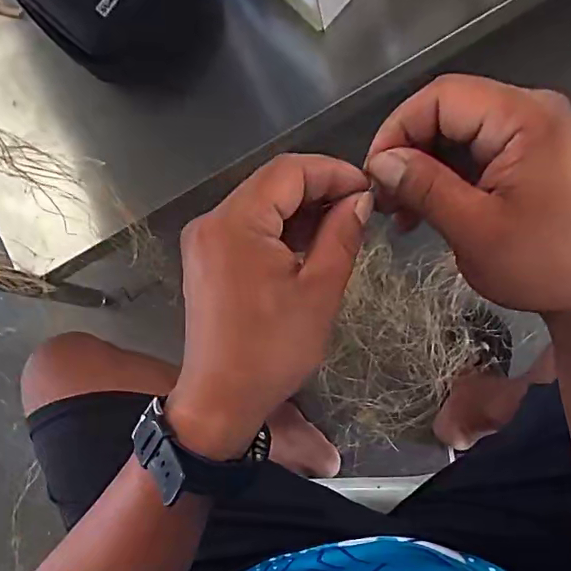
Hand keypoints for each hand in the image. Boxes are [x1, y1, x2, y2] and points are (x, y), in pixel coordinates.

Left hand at [167, 155, 372, 458]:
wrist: (221, 399)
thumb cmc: (272, 352)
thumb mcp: (318, 292)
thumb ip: (340, 236)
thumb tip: (358, 200)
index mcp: (234, 223)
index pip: (288, 170)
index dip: (333, 172)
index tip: (368, 189)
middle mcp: (210, 222)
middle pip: (270, 185)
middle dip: (317, 192)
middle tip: (359, 211)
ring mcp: (203, 242)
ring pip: (259, 207)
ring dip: (299, 213)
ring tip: (339, 231)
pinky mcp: (204, 262)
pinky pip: (245, 231)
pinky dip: (277, 233)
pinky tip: (306, 248)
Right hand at [364, 74, 570, 315]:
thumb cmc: (539, 264)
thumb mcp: (473, 228)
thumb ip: (425, 187)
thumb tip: (380, 162)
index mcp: (525, 117)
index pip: (442, 96)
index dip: (397, 129)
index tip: (373, 175)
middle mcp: (532, 111)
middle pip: (450, 111)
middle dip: (409, 153)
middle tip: (384, 201)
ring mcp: (534, 133)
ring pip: (459, 135)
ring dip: (424, 170)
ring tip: (401, 213)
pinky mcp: (531, 157)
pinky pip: (477, 155)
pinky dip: (447, 180)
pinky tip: (425, 212)